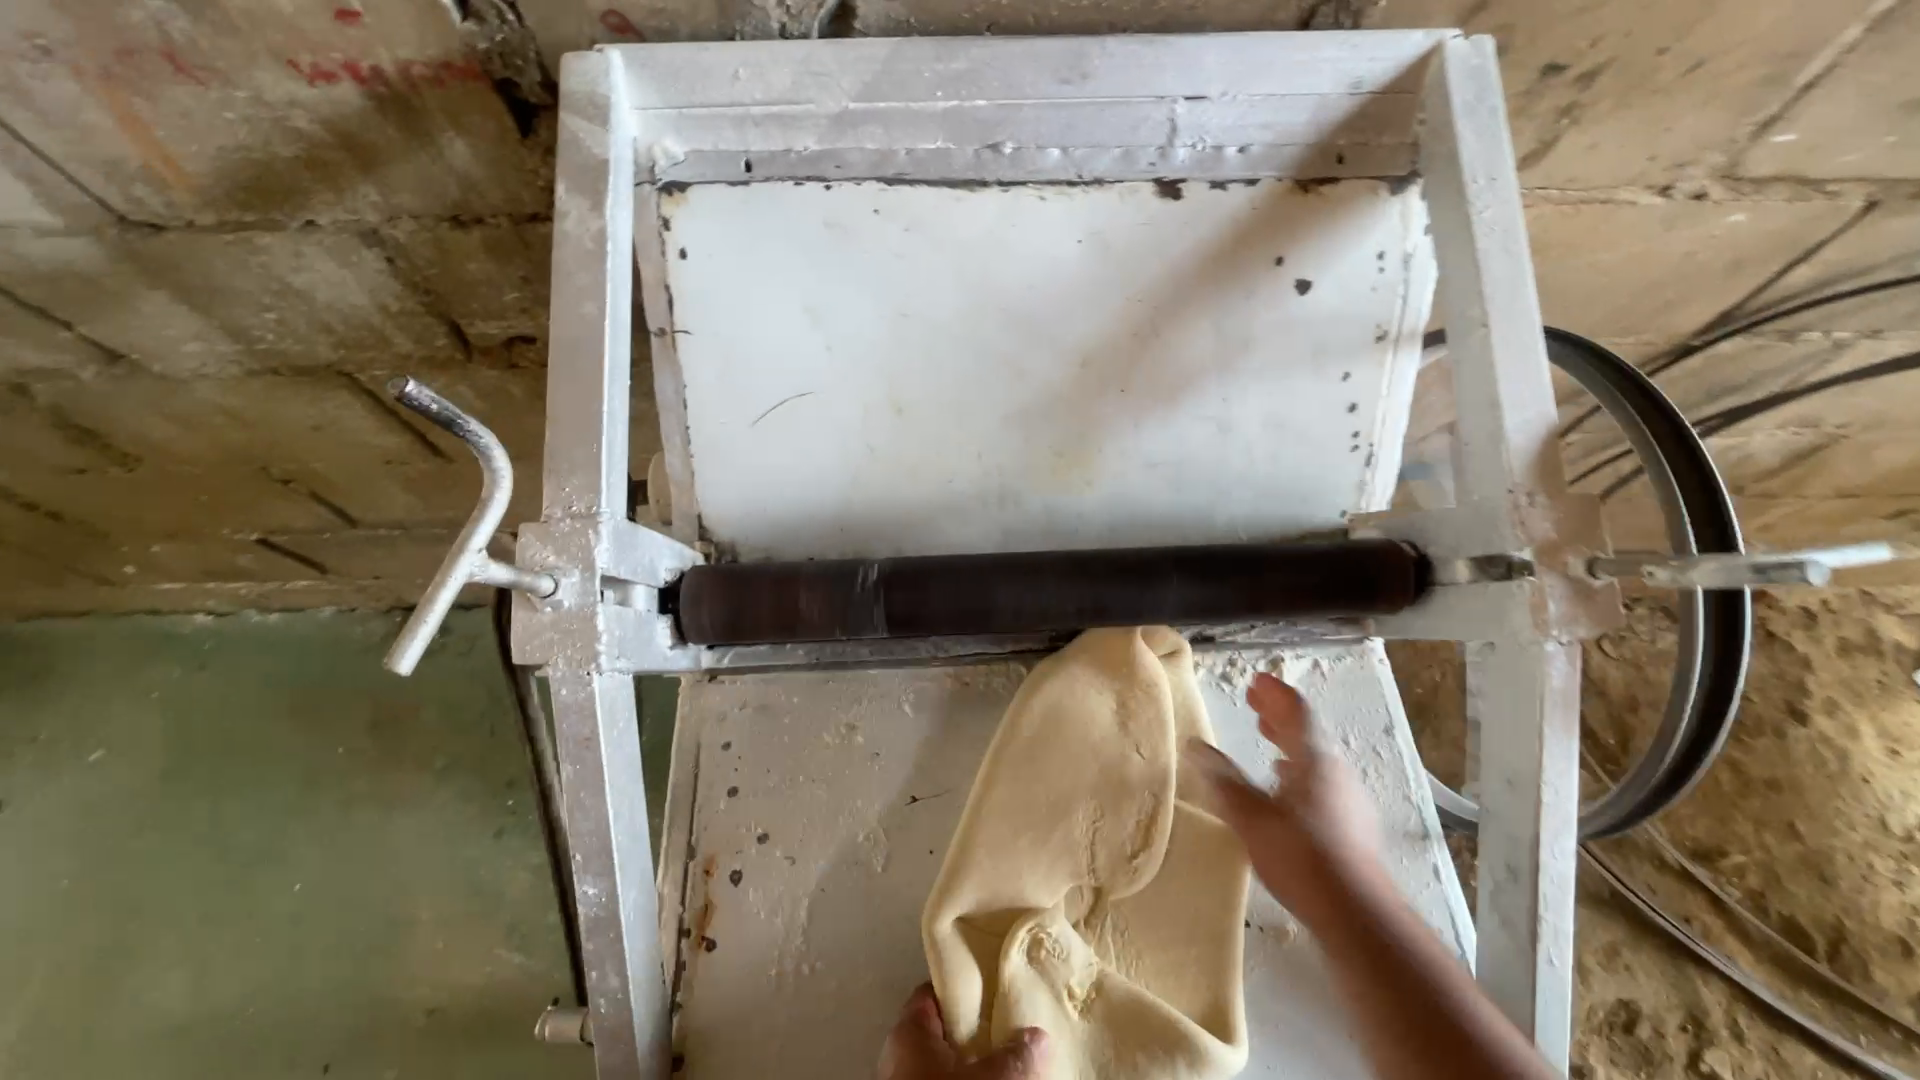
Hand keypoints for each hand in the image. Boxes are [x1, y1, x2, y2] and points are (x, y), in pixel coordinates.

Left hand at [878, 984, 1048, 1079]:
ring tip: (1016, 1072)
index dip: (966, 989)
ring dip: (978, 1071)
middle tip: (1016, 1036)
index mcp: (908, 1034)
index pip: (934, 994)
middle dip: (980, 1039)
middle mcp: (900, 1060)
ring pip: (947, 1071)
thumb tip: (1037, 1037)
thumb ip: (1016, 1054)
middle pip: (945, 1037)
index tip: (998, 990)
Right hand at [1185, 672, 1387, 929]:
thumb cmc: (1301, 858)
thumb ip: (1223, 781)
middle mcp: (1335, 773)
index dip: (1275, 694)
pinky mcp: (1350, 826)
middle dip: (1278, 715)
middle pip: (1306, 733)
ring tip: (1268, 740)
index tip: (1257, 680)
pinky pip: (1320, 782)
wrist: (1356, 913)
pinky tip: (1286, 788)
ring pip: (1314, 759)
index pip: (1296, 713)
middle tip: (1256, 703)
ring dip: (1288, 743)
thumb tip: (1196, 747)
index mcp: (1313, 761)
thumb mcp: (1251, 818)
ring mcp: (1347, 800)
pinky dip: (1299, 771)